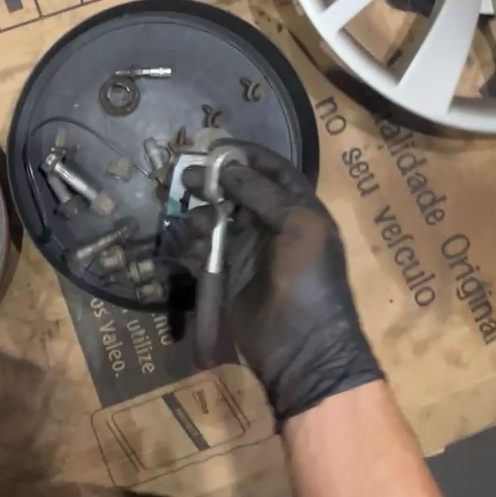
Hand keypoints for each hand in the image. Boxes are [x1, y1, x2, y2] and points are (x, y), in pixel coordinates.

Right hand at [180, 142, 383, 421]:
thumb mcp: (298, 226)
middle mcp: (272, 225)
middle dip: (213, 182)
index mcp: (298, 209)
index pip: (271, 171)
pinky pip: (203, 250)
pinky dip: (192, 244)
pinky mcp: (226, 277)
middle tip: (186, 179)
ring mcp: (248, 252)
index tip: (215, 148)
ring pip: (216, 219)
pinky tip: (187, 245)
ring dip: (200, 214)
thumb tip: (229, 169)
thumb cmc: (309, 280)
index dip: (245, 157)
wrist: (303, 349)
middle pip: (237, 192)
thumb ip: (264, 193)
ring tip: (192, 221)